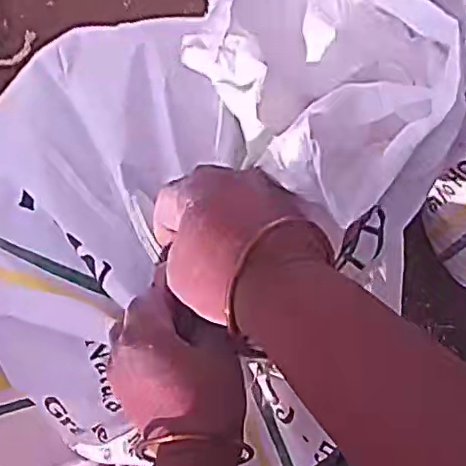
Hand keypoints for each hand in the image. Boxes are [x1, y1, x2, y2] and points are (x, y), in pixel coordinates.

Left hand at [109, 263, 246, 442]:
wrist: (191, 455)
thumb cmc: (209, 404)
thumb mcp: (218, 351)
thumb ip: (204, 318)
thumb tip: (197, 304)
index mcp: (143, 331)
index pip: (156, 288)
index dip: (177, 281)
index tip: (193, 279)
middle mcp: (121, 347)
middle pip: (140, 311)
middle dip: (165, 310)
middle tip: (196, 319)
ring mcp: (117, 370)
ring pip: (133, 335)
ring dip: (154, 333)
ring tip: (184, 344)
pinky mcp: (121, 390)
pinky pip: (132, 358)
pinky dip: (148, 354)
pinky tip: (172, 364)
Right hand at [152, 166, 332, 327]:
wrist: (281, 287)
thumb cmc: (232, 278)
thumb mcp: (178, 276)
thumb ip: (175, 256)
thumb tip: (183, 261)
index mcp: (193, 187)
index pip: (167, 204)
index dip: (167, 232)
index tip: (172, 249)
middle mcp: (232, 179)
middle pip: (208, 196)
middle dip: (205, 223)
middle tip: (205, 256)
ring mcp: (268, 190)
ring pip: (244, 203)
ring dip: (238, 225)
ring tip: (238, 261)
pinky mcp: (298, 208)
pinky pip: (274, 216)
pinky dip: (267, 231)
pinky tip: (263, 259)